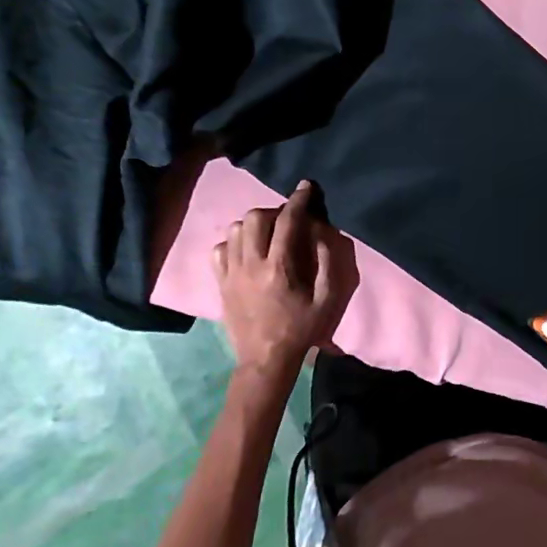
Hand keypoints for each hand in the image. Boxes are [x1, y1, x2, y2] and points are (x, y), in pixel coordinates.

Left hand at [212, 181, 355, 378]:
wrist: (265, 359)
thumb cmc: (300, 330)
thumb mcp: (326, 301)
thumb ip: (328, 265)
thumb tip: (321, 234)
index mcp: (279, 268)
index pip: (287, 221)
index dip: (298, 200)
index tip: (305, 187)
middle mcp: (251, 265)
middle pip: (254, 218)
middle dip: (273, 211)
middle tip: (285, 221)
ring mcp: (231, 273)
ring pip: (234, 229)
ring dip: (251, 225)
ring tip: (264, 235)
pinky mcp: (220, 282)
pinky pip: (219, 249)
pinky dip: (232, 243)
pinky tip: (245, 252)